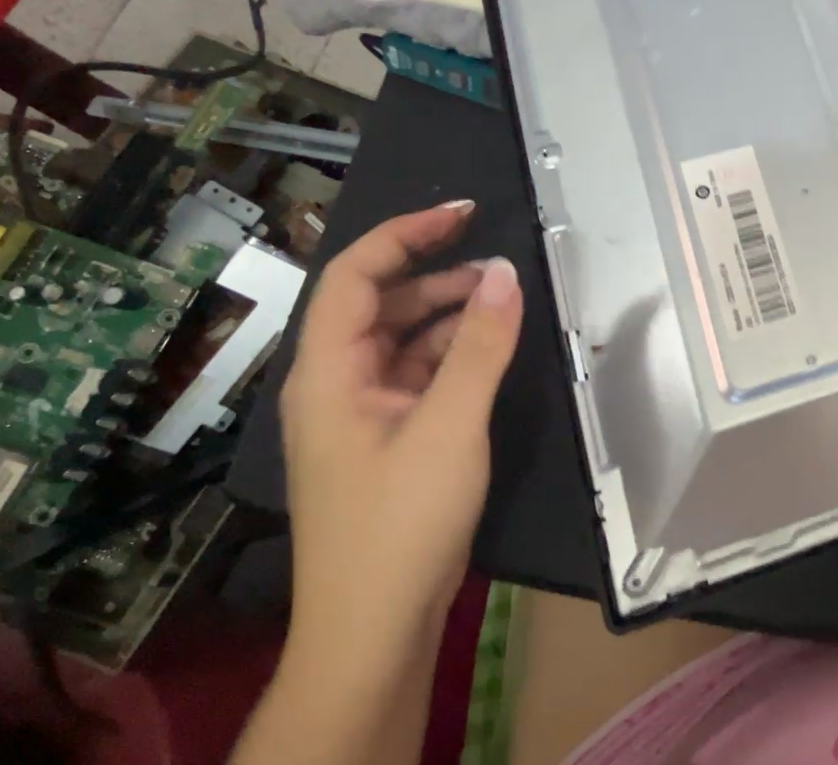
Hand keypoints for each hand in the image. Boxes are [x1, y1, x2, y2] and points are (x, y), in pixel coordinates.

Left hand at [279, 201, 522, 647]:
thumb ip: (480, 346)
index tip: (464, 214)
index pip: (354, 276)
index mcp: (328, 372)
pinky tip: (495, 355)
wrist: (375, 623)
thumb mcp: (450, 424)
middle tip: (503, 271)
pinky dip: (457, 357)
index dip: (405, 234)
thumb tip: (506, 273)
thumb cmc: (401, 520)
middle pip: (380, 306)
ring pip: (405, 342)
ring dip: (453, 318)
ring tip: (508, 308)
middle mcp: (337, 383)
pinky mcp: (390, 438)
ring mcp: (363, 413)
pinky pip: (421, 376)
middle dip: (438, 278)